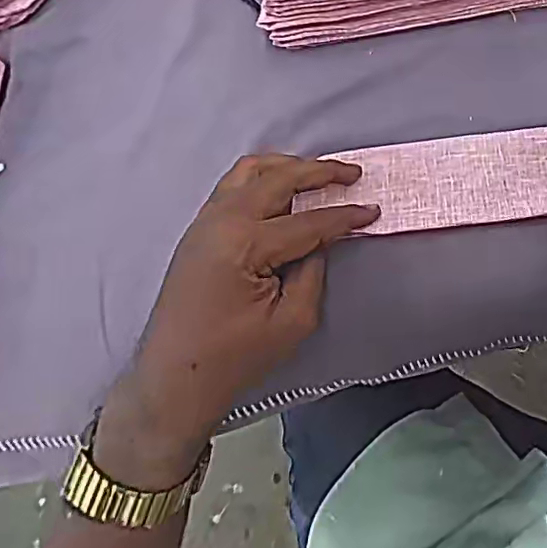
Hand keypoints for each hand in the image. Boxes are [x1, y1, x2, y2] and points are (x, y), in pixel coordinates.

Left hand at [95, 155, 378, 488]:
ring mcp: (206, 220)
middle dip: (321, 171)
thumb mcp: (293, 320)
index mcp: (245, 243)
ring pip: (252, 170)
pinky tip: (284, 187)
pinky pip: (235, 183)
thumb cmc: (234, 358)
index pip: (308, 220)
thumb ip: (314, 269)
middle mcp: (222, 220)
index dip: (345, 216)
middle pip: (279, 178)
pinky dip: (265, 176)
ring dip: (289, 166)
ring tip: (319, 174)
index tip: (373, 210)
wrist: (173, 380)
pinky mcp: (199, 228)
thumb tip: (324, 238)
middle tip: (352, 174)